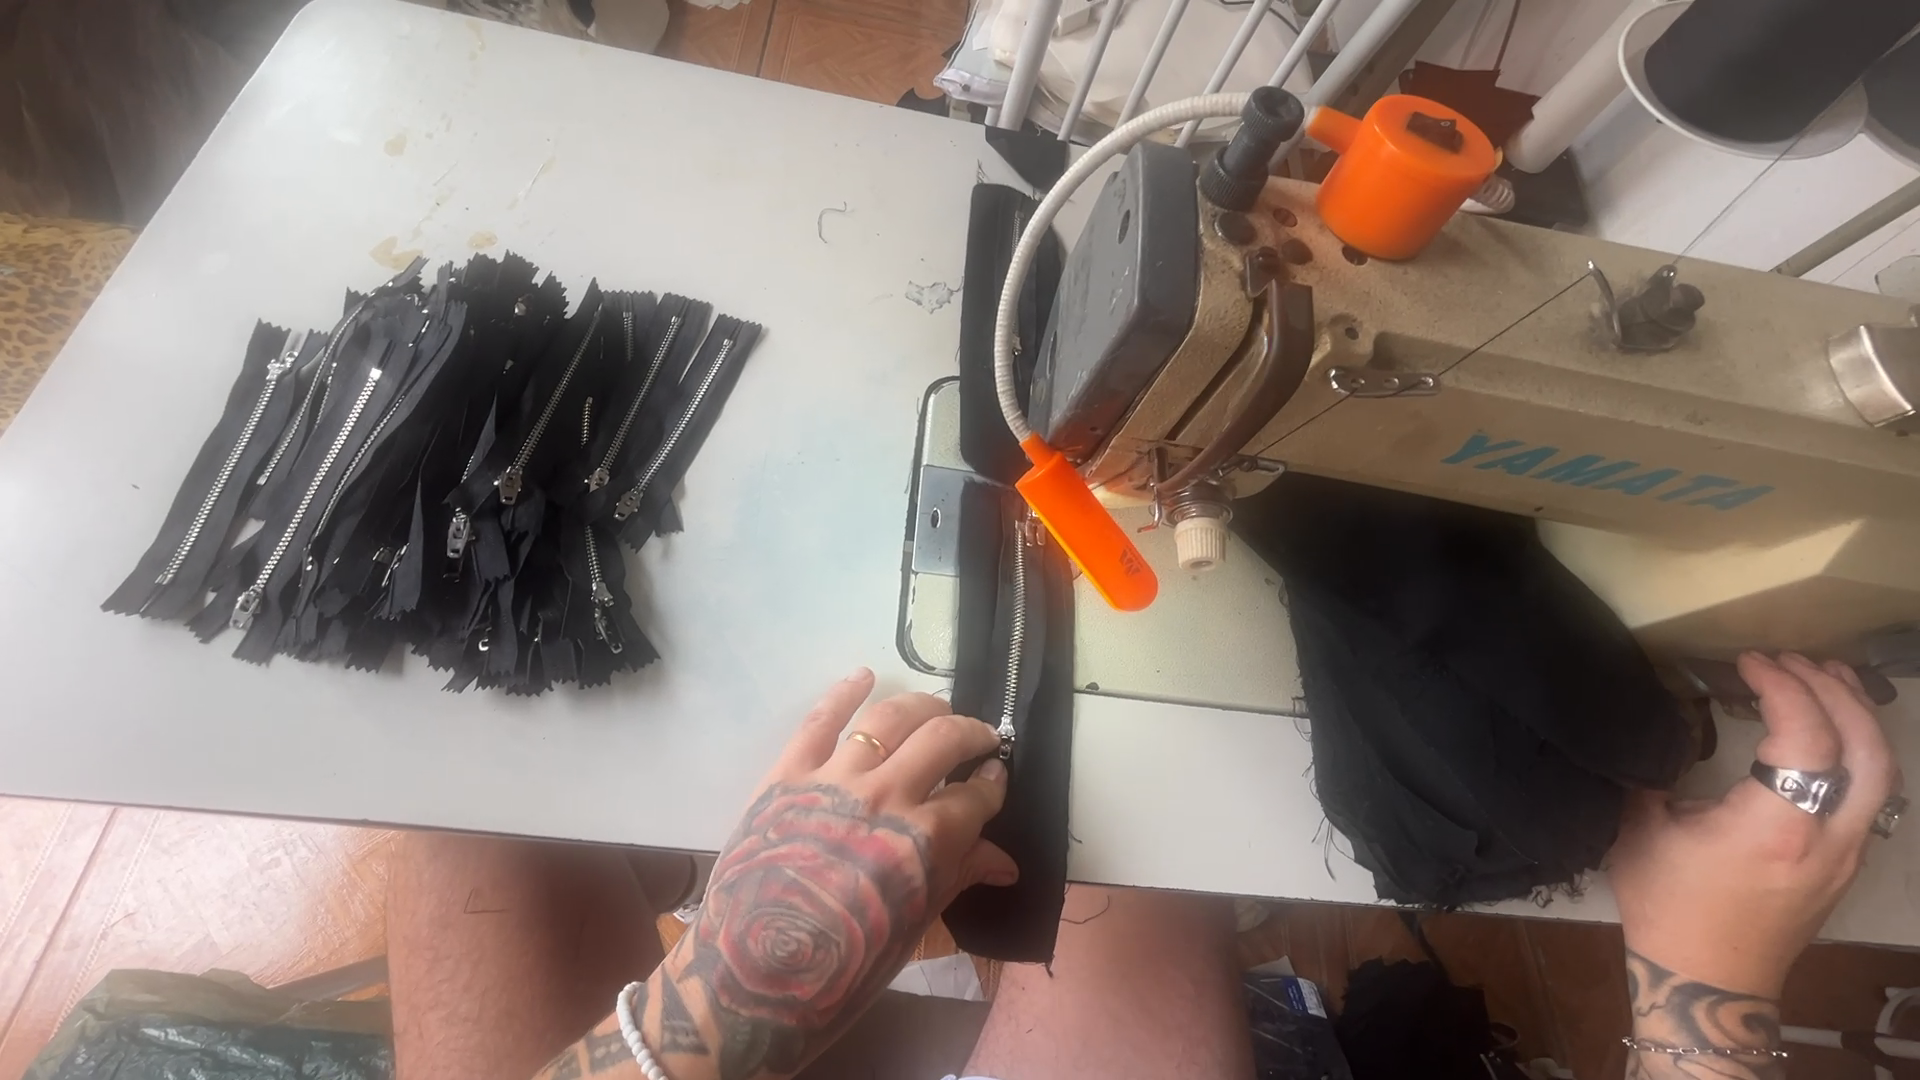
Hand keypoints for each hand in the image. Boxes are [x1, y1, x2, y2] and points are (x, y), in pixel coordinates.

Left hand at [632, 668, 1015, 1079]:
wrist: (748, 980)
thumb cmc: (841, 967)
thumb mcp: (912, 928)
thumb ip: (957, 878)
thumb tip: (1006, 863)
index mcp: (924, 841)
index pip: (977, 796)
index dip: (994, 783)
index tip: (997, 775)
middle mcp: (886, 796)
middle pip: (944, 739)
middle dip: (973, 732)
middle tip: (981, 737)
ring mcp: (835, 779)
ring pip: (890, 718)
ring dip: (923, 705)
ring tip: (938, 708)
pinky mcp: (788, 773)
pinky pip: (819, 719)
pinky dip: (844, 691)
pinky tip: (865, 675)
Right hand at [1611, 651, 1898, 998]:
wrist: (1709, 970)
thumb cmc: (1665, 899)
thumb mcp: (1641, 827)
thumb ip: (1657, 773)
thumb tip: (1658, 729)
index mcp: (1773, 826)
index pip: (1805, 742)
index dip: (1784, 690)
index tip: (1749, 661)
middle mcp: (1830, 838)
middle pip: (1870, 753)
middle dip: (1837, 694)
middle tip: (1790, 659)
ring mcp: (1850, 853)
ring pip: (1884, 774)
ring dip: (1855, 720)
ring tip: (1816, 681)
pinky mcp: (1846, 861)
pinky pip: (1870, 792)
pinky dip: (1852, 749)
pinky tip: (1818, 734)